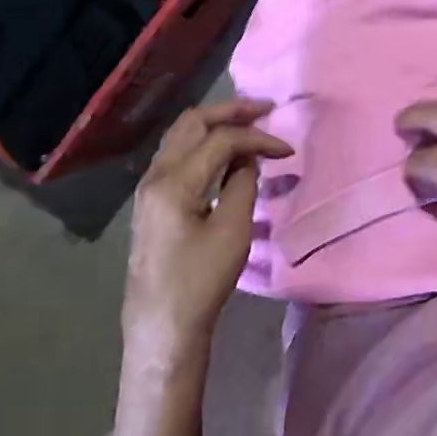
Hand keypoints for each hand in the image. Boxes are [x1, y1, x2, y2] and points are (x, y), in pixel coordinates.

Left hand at [124, 99, 292, 357]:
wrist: (162, 326)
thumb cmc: (200, 281)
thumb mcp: (232, 231)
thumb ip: (242, 183)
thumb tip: (247, 157)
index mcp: (173, 181)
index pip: (220, 140)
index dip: (257, 138)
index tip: (287, 151)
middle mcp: (155, 175)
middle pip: (192, 123)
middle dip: (231, 111)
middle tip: (264, 109)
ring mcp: (149, 187)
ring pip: (181, 136)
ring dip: (215, 124)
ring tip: (248, 124)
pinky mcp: (152, 201)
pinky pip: (178, 154)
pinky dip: (203, 144)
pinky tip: (224, 153)